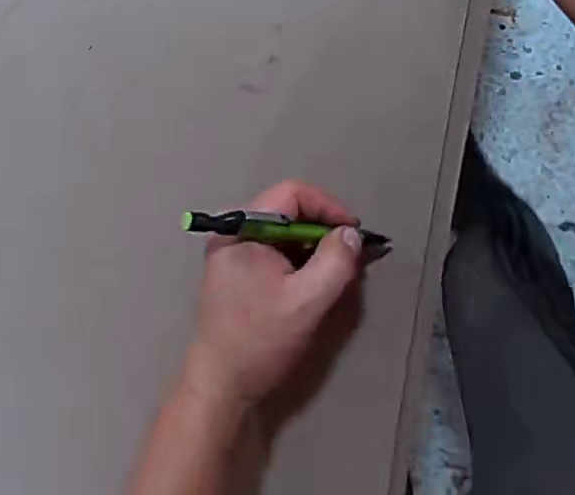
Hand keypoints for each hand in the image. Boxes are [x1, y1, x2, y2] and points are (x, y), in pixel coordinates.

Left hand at [180, 181, 363, 407]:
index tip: (354, 231)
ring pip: (281, 230)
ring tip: (336, 267)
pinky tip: (313, 279)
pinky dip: (297, 257)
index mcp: (242, 226)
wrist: (219, 381)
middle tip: (351, 252)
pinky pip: (272, 247)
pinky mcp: (235, 267)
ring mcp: (232, 247)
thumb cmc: (259, 339)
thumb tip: (350, 233)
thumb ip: (334, 263)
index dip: (327, 206)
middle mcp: (233, 228)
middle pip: (286, 209)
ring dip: (311, 244)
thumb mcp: (306, 302)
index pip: (291, 193)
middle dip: (322, 227)